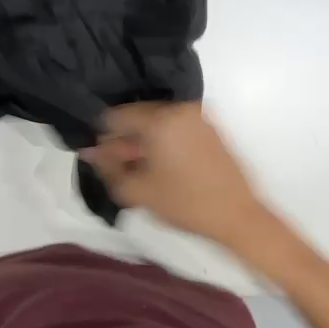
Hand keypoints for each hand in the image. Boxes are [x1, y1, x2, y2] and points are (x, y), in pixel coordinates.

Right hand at [79, 102, 274, 249]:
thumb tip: (90, 152)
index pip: (114, 116)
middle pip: (137, 116)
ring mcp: (199, 118)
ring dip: (143, 141)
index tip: (105, 160)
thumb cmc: (184, 203)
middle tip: (122, 167)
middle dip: (124, 139)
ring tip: (142, 170)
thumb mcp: (135, 190)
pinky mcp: (211, 130)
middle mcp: (180, 110)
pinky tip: (163, 168)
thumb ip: (107, 167)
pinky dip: (163, 142)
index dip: (103, 138)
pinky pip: (175, 128)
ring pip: (156, 123)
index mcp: (160, 119)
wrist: (238, 217)